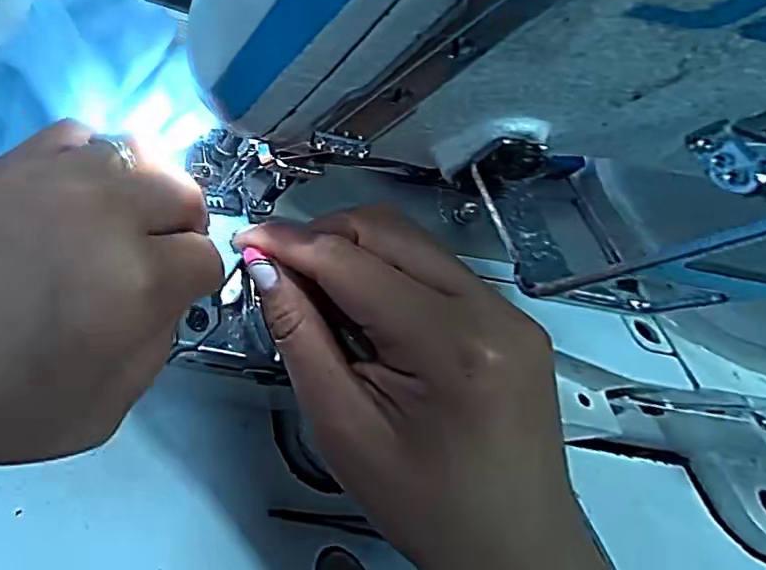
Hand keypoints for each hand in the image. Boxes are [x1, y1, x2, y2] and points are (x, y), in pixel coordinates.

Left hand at [0, 119, 221, 472]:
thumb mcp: (97, 414)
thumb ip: (153, 349)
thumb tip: (165, 296)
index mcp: (135, 280)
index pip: (205, 256)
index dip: (192, 281)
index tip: (166, 295)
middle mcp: (108, 209)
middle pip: (184, 191)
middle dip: (179, 227)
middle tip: (147, 257)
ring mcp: (61, 171)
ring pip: (140, 152)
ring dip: (140, 189)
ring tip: (111, 221)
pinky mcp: (20, 153)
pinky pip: (82, 135)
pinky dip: (89, 160)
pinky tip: (69, 192)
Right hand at [236, 205, 604, 569]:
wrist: (517, 554)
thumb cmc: (428, 505)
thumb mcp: (342, 425)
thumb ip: (298, 334)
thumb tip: (264, 267)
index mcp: (451, 345)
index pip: (349, 260)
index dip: (288, 242)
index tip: (248, 240)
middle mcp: (489, 311)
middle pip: (381, 228)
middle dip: (318, 235)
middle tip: (278, 265)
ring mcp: (505, 308)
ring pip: (404, 235)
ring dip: (349, 245)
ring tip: (316, 286)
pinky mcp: (506, 313)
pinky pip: (428, 261)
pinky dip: (381, 264)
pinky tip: (360, 302)